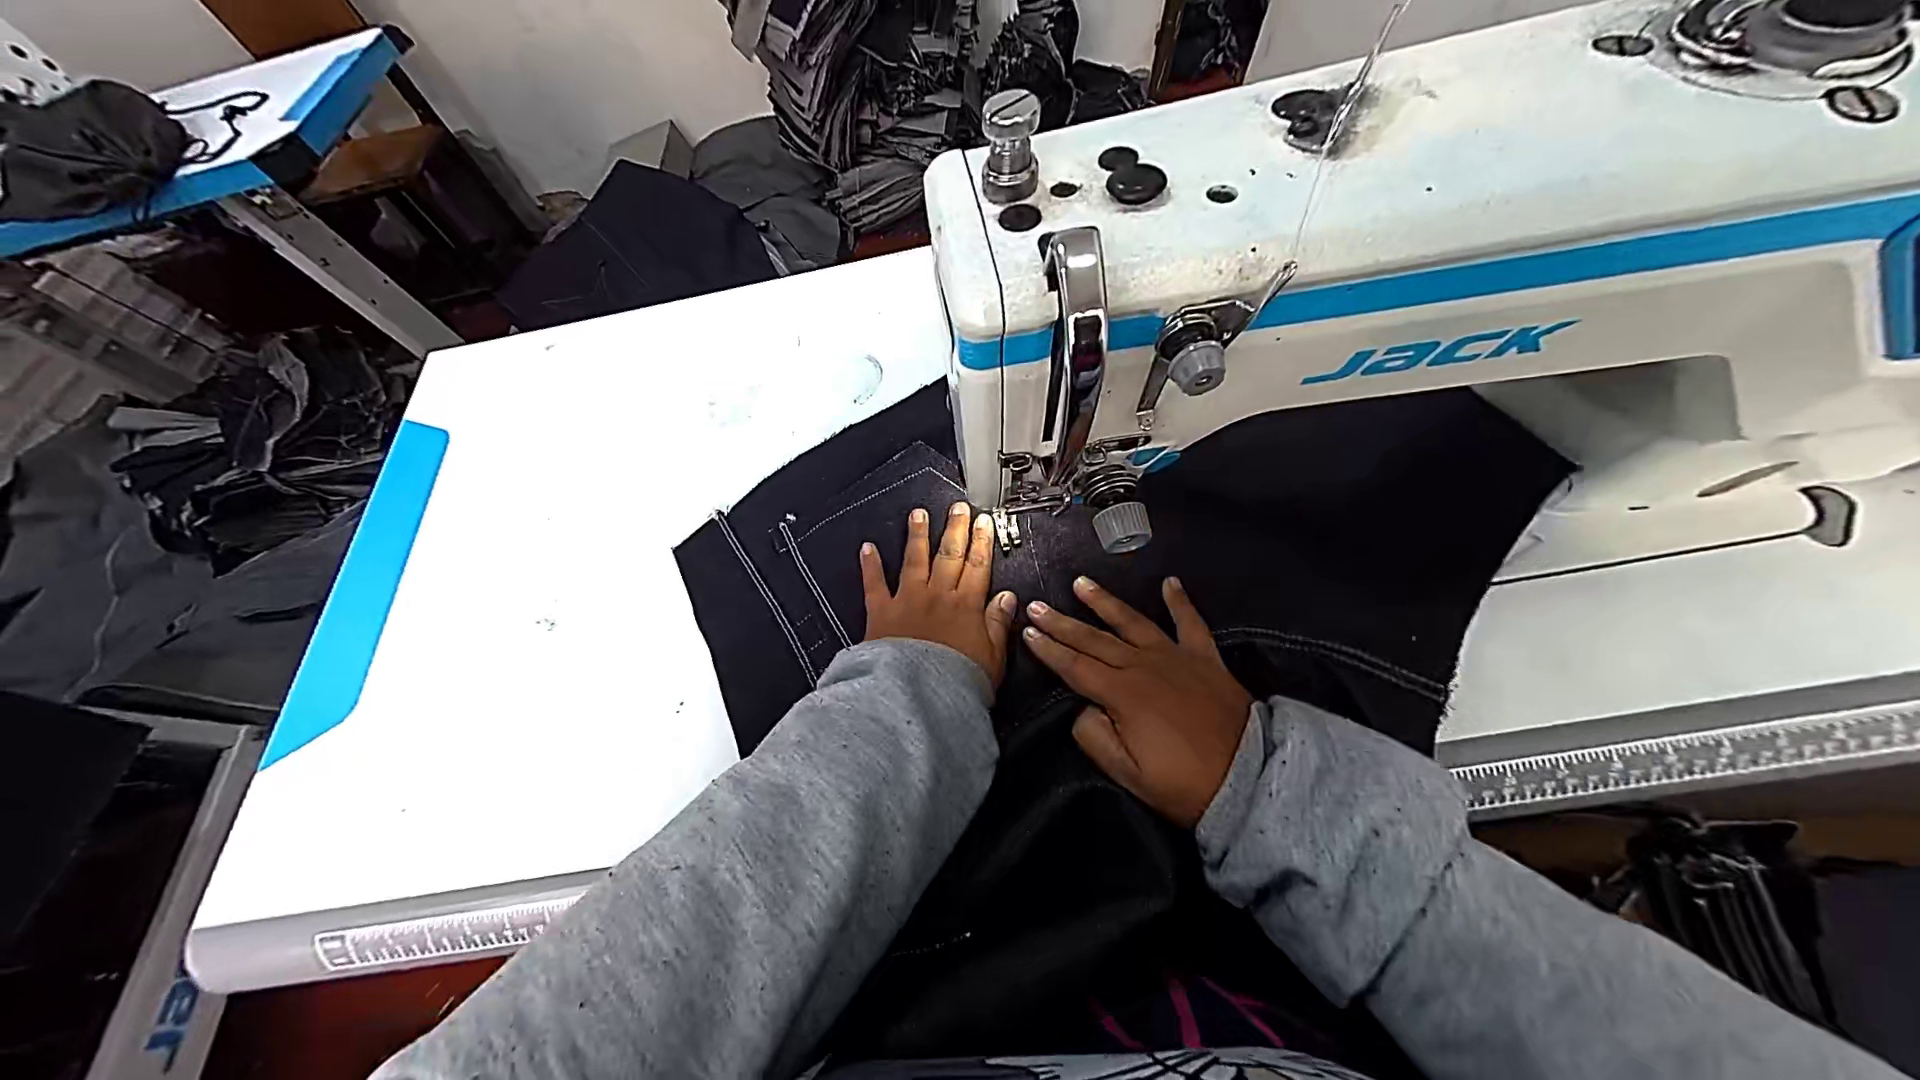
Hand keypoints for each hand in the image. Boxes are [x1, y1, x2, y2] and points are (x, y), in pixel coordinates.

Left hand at [863, 501, 1018, 690]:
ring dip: (917, 535)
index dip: (982, 542)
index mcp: (966, 606)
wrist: (917, 696)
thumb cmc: (956, 683)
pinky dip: (870, 565)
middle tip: (958, 508)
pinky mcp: (881, 612)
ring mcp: (908, 600)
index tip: (984, 523)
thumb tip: (1008, 599)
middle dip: (955, 528)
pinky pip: (874, 583)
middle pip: (949, 554)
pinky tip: (868, 547)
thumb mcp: (993, 657)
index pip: (978, 565)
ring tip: (918, 514)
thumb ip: (999, 624)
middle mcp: (937, 596)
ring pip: (914, 559)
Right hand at [1022, 576, 1254, 827]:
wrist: (1249, 779)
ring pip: (1132, 622)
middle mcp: (1144, 666)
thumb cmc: (1183, 783)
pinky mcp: (1206, 659)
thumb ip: (1094, 736)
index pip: (1074, 666)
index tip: (1027, 632)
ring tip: (1081, 583)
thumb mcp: (1127, 773)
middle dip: (1061, 622)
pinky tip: (1170, 583)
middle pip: (1094, 639)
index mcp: (1122, 694)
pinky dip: (1180, 602)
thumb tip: (1083, 707)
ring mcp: (1176, 657)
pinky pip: (1191, 623)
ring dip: (1104, 602)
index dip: (1048, 649)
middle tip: (1037, 605)